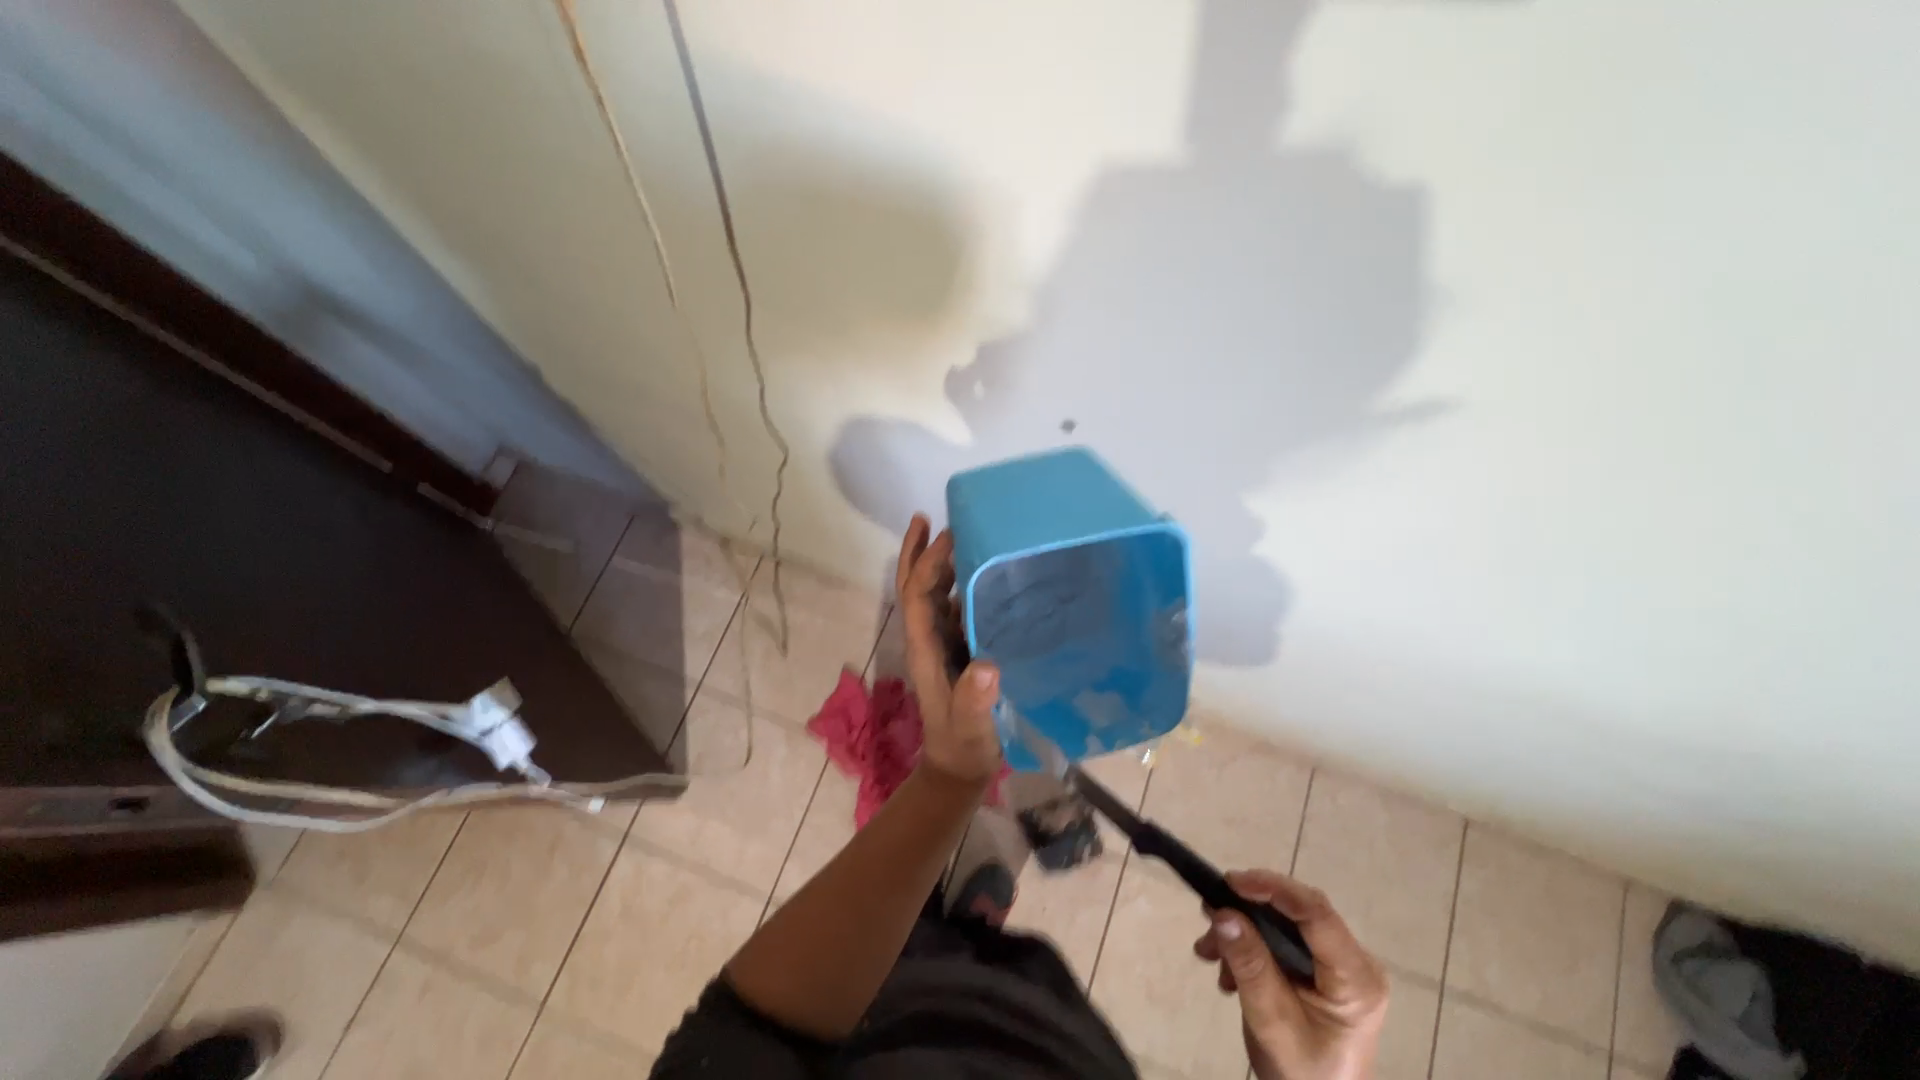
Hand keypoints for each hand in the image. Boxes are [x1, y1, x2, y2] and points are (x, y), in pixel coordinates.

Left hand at [895, 514, 1002, 784]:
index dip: (926, 562)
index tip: (945, 533)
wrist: (959, 769)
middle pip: (918, 587)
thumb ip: (975, 700)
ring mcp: (943, 646)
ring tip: (963, 536)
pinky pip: (956, 611)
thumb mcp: (970, 726)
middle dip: (922, 554)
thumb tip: (986, 665)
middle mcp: (929, 640)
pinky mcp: (959, 653)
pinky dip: (964, 587)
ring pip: (936, 596)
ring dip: (941, 566)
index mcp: (925, 649)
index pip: (917, 595)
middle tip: (936, 519)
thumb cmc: (963, 746)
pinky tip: (985, 576)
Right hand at [1194, 871, 1389, 1079]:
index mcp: (1357, 978)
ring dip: (1244, 932)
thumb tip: (1222, 912)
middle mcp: (1356, 963)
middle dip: (1250, 910)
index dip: (1273, 888)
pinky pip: (1284, 944)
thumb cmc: (1300, 1076)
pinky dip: (1251, 949)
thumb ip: (1249, 965)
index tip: (1230, 882)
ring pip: (1286, 926)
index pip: (1317, 914)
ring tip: (1207, 951)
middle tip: (1208, 912)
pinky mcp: (1323, 974)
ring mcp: (1340, 967)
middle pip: (1300, 914)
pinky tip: (1225, 972)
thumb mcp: (1270, 1022)